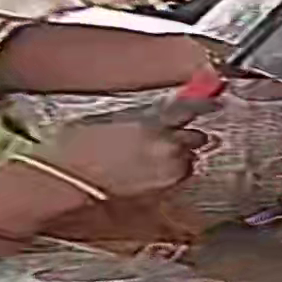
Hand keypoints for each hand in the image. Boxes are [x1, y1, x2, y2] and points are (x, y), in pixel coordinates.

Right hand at [39, 105, 211, 198]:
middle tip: (160, 141)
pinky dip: (173, 170)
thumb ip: (137, 119)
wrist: (66, 179)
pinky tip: (147, 171)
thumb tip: (156, 117)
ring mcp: (175, 162)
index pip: (188, 110)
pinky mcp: (175, 180)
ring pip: (189, 155)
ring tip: (145, 159)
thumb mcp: (101, 121)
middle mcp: (170, 142)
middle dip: (185, 138)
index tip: (216, 101)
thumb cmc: (72, 148)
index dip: (204, 104)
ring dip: (177, 155)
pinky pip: (183, 171)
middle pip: (196, 136)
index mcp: (150, 123)